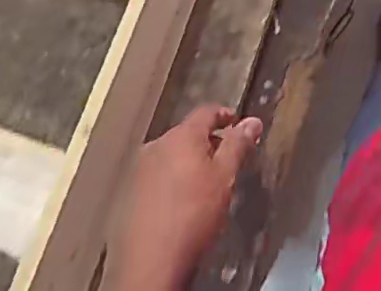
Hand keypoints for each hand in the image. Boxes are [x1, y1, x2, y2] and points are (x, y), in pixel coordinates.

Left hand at [107, 106, 261, 290]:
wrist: (149, 268)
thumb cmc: (193, 215)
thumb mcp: (225, 176)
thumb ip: (239, 144)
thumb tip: (252, 121)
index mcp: (181, 136)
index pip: (207, 112)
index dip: (226, 116)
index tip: (239, 126)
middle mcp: (156, 147)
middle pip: (188, 133)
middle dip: (209, 142)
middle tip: (227, 159)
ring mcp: (138, 173)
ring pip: (172, 156)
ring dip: (190, 162)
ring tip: (207, 183)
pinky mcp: (127, 198)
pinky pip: (157, 177)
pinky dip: (173, 180)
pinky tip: (183, 202)